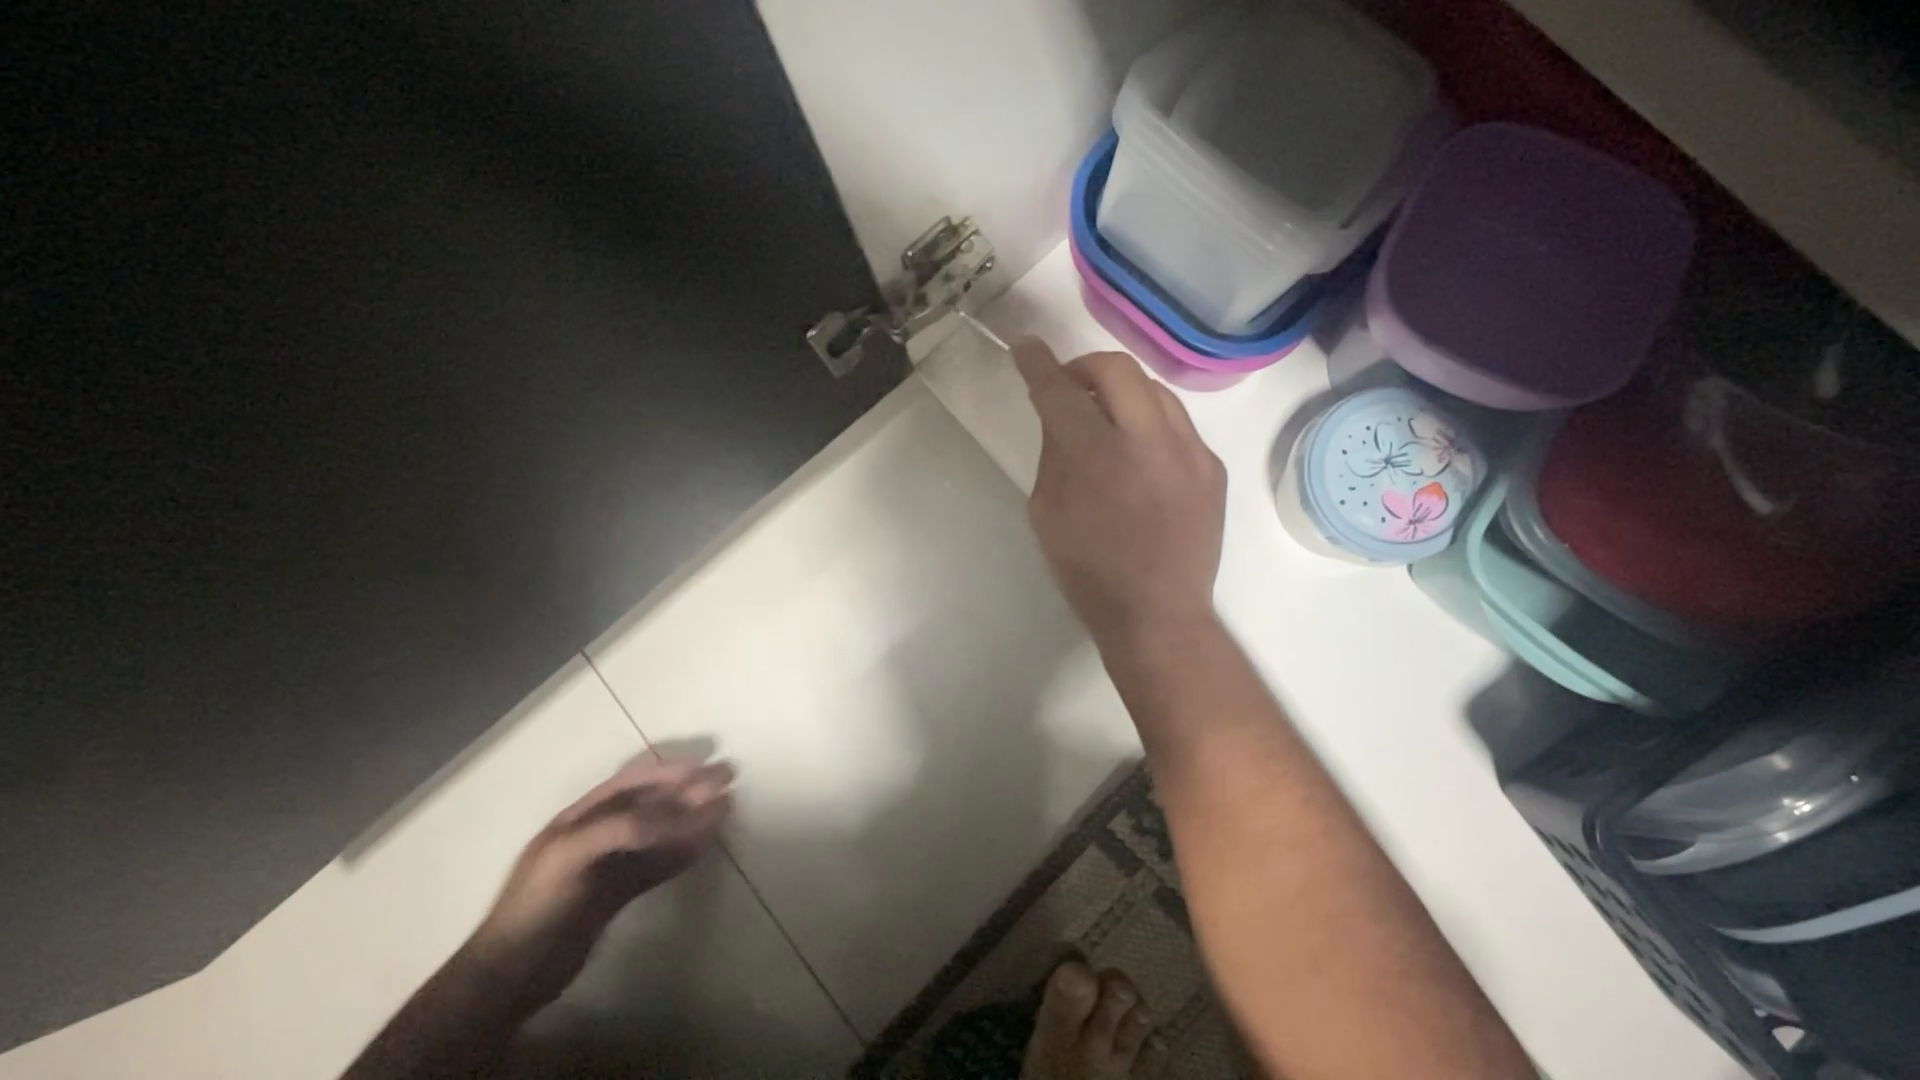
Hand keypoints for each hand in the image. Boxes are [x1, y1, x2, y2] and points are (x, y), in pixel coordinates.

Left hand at [464, 755, 733, 1014]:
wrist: (512, 973)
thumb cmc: (536, 904)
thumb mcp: (571, 854)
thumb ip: (622, 828)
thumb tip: (679, 817)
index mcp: (578, 817)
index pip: (630, 783)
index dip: (667, 772)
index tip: (704, 767)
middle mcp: (595, 834)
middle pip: (649, 804)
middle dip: (687, 791)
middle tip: (726, 781)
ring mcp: (607, 866)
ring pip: (658, 835)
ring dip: (691, 820)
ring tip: (726, 809)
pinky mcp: (616, 896)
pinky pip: (656, 867)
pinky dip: (682, 853)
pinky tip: (705, 846)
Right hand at [1011, 339, 1225, 645]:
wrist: (1158, 614)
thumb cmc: (1088, 571)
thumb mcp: (1048, 513)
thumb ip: (1053, 455)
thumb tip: (1060, 416)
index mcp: (1097, 459)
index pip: (1061, 392)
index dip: (1038, 364)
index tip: (1026, 348)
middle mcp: (1149, 442)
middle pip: (1117, 369)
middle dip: (1084, 367)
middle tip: (1068, 386)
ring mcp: (1190, 452)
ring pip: (1154, 389)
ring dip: (1121, 391)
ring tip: (1105, 417)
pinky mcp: (1213, 467)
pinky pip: (1177, 423)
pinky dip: (1150, 423)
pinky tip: (1139, 453)